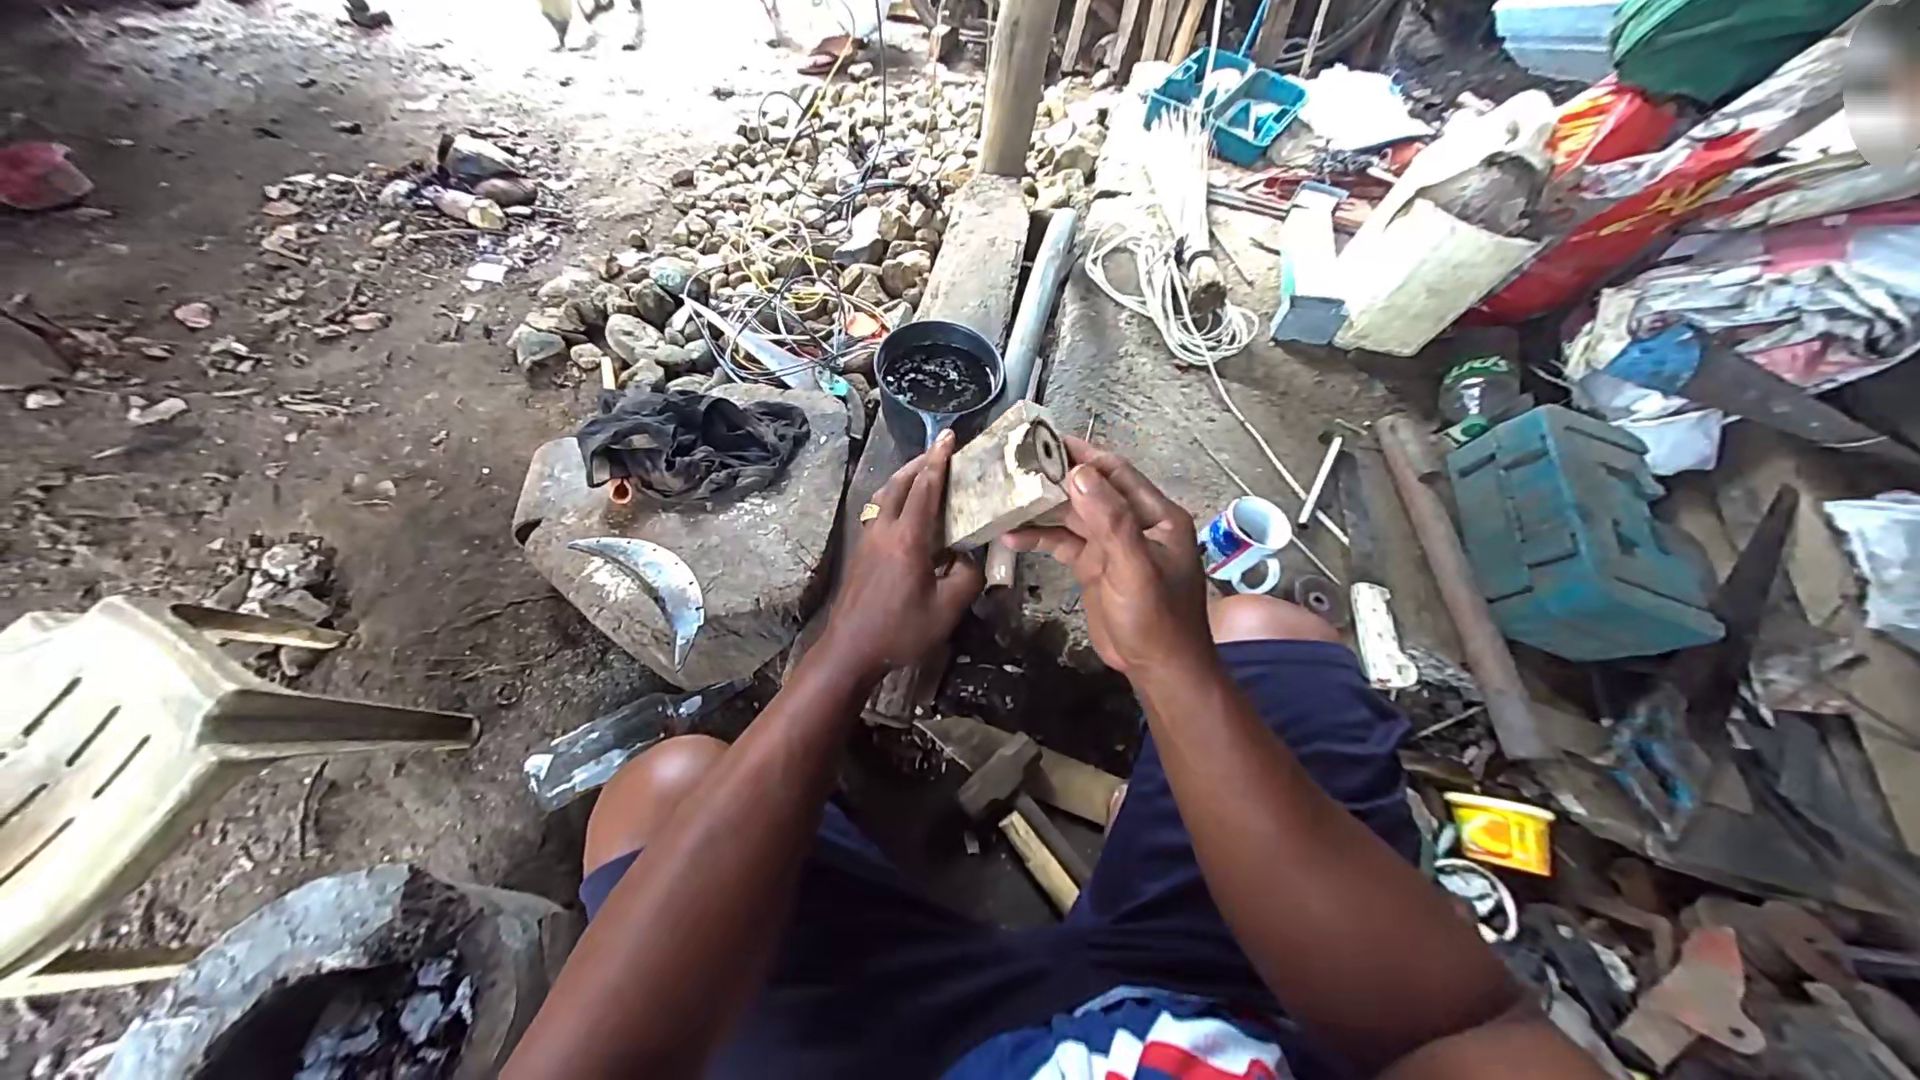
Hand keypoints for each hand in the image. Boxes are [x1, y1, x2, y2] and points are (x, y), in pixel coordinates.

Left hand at [819, 429, 983, 679]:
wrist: (851, 649)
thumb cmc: (900, 630)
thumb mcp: (947, 610)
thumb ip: (967, 578)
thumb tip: (970, 558)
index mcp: (907, 539)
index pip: (925, 489)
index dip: (939, 460)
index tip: (948, 436)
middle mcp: (884, 530)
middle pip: (899, 483)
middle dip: (919, 462)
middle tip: (939, 451)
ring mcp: (867, 539)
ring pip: (883, 494)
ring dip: (903, 478)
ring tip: (922, 473)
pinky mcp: (860, 551)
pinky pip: (877, 510)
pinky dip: (893, 496)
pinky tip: (904, 508)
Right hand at [1004, 438, 1211, 680]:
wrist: (1158, 668)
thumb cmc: (1157, 619)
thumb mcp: (1135, 568)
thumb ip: (1111, 521)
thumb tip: (1080, 474)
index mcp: (1155, 516)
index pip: (1116, 473)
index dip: (1083, 455)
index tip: (1047, 440)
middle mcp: (1133, 524)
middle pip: (1089, 491)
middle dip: (1055, 479)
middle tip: (1016, 466)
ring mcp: (1111, 545)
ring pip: (1072, 517)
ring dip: (1042, 510)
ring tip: (1006, 499)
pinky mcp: (1094, 566)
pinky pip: (1063, 544)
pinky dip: (1040, 539)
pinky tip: (1012, 537)